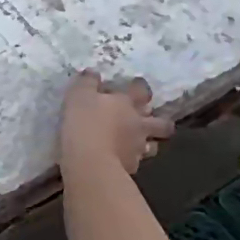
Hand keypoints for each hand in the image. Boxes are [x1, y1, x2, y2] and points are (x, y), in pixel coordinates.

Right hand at [59, 71, 175, 173]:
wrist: (90, 161)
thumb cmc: (84, 122)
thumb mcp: (78, 95)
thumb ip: (86, 82)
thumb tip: (93, 72)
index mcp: (126, 103)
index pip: (141, 91)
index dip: (141, 87)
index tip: (138, 83)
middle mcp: (138, 124)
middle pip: (161, 123)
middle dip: (160, 121)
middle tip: (149, 118)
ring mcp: (138, 148)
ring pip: (154, 144)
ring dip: (149, 142)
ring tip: (139, 142)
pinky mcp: (132, 167)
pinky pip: (137, 161)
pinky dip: (132, 158)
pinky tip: (122, 158)